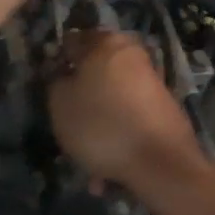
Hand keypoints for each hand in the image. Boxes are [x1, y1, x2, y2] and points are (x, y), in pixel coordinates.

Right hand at [49, 30, 201, 185]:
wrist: (162, 163)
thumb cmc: (103, 125)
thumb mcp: (61, 104)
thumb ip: (55, 83)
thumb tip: (63, 75)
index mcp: (106, 42)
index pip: (72, 42)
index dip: (57, 64)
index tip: (50, 88)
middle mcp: (131, 53)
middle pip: (94, 74)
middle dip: (81, 102)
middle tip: (68, 128)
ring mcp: (151, 81)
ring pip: (112, 102)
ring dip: (98, 129)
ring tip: (89, 164)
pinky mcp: (164, 109)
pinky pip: (130, 121)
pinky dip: (118, 140)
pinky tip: (109, 172)